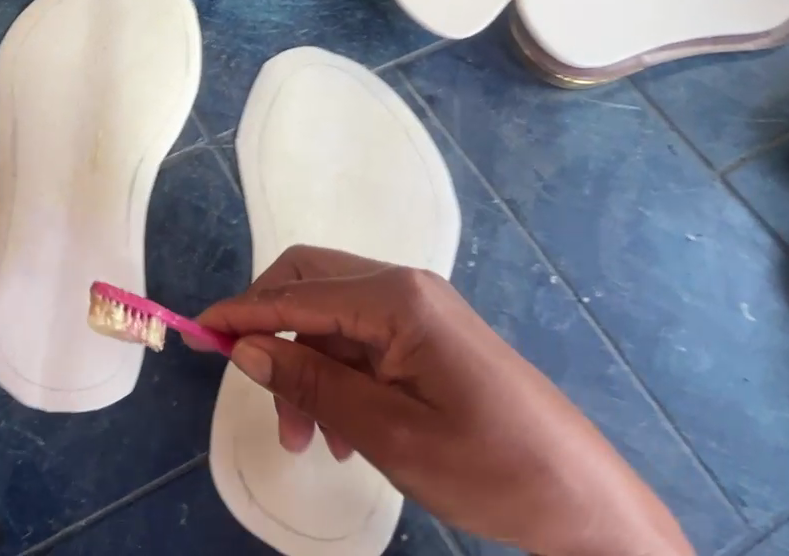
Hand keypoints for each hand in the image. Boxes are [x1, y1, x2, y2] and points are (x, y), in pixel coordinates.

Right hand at [196, 246, 693, 555]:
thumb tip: (244, 348)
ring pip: (327, 316)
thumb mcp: (387, 433)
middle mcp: (402, 288)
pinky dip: (332, 373)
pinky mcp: (426, 336)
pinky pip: (357, 338)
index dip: (240, 312)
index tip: (197, 333)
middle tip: (255, 389)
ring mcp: (417, 310)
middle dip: (270, 331)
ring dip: (301, 364)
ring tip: (304, 437)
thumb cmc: (491, 469)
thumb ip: (309, 383)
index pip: (294, 291)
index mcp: (394, 298)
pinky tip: (337, 428)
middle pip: (306, 283)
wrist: (591, 507)